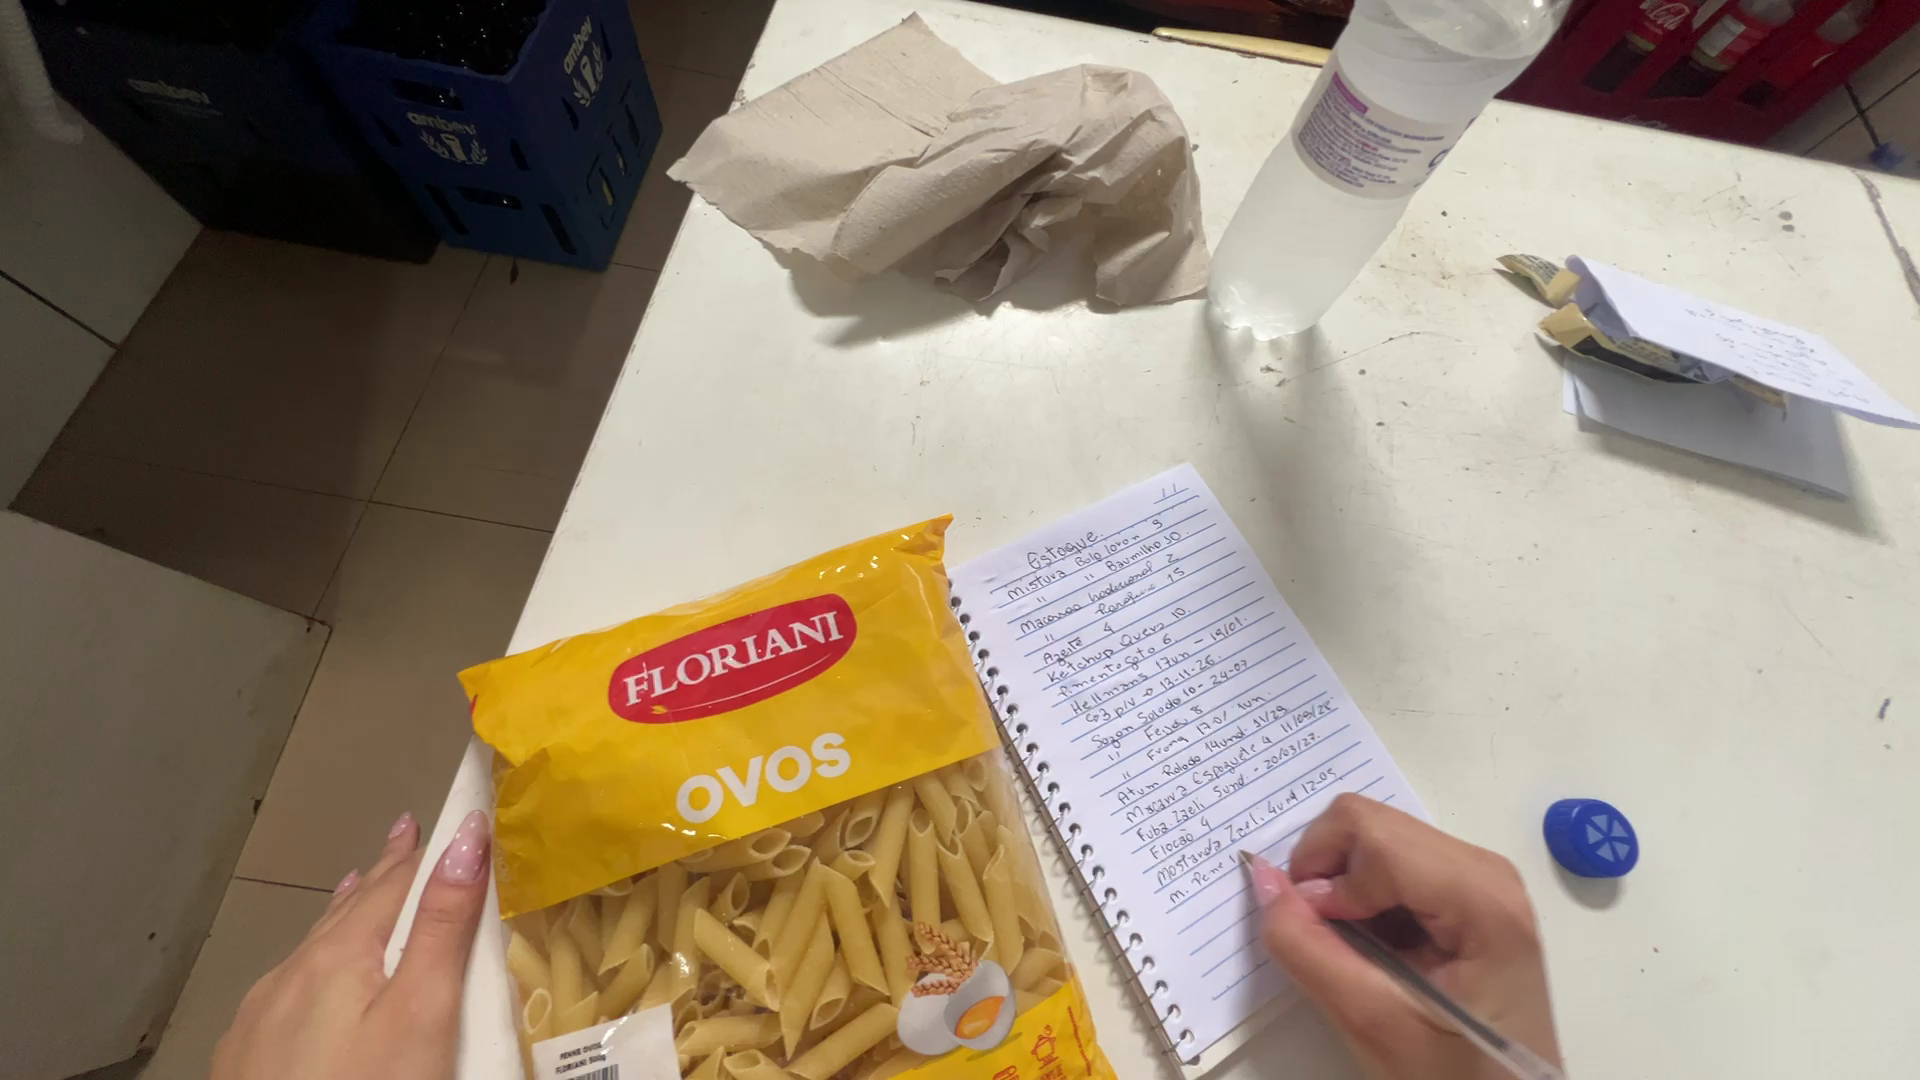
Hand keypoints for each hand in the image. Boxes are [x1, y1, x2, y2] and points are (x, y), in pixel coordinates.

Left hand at [211, 809, 491, 1079]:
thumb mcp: (425, 1008)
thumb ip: (443, 921)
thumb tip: (470, 832)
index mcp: (336, 955)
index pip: (395, 881)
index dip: (427, 847)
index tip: (448, 816)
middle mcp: (290, 975)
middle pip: (352, 906)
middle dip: (387, 868)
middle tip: (407, 830)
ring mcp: (259, 1018)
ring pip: (318, 941)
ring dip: (353, 906)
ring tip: (367, 876)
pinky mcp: (245, 1058)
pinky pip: (294, 979)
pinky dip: (324, 950)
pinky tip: (320, 957)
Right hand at [1247, 794, 1560, 1079]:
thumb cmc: (1449, 1074)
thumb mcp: (1366, 1019)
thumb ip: (1303, 943)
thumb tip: (1260, 873)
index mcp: (1479, 897)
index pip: (1367, 831)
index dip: (1323, 873)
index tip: (1324, 934)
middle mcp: (1483, 868)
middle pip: (1367, 822)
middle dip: (1326, 869)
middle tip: (1328, 930)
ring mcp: (1477, 872)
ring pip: (1370, 832)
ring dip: (1340, 878)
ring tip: (1355, 938)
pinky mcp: (1463, 882)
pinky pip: (1385, 850)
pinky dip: (1358, 884)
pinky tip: (1376, 934)